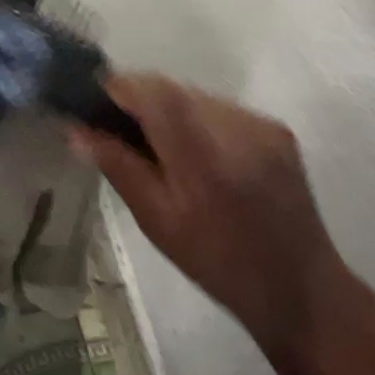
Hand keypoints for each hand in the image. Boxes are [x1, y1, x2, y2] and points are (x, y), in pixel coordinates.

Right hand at [71, 73, 349, 346]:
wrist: (299, 287)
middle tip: (116, 128)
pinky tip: (193, 151)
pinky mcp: (276, 130)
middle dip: (140, 99)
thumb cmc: (217, 262)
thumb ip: (118, 166)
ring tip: (155, 143)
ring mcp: (261, 126)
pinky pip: (220, 108)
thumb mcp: (156, 220)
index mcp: (202, 156)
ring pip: (195, 95)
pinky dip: (197, 119)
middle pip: (172, 88)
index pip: (153, 92)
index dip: (117, 88)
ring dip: (168, 108)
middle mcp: (236, 128)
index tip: (91, 102)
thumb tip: (76, 129)